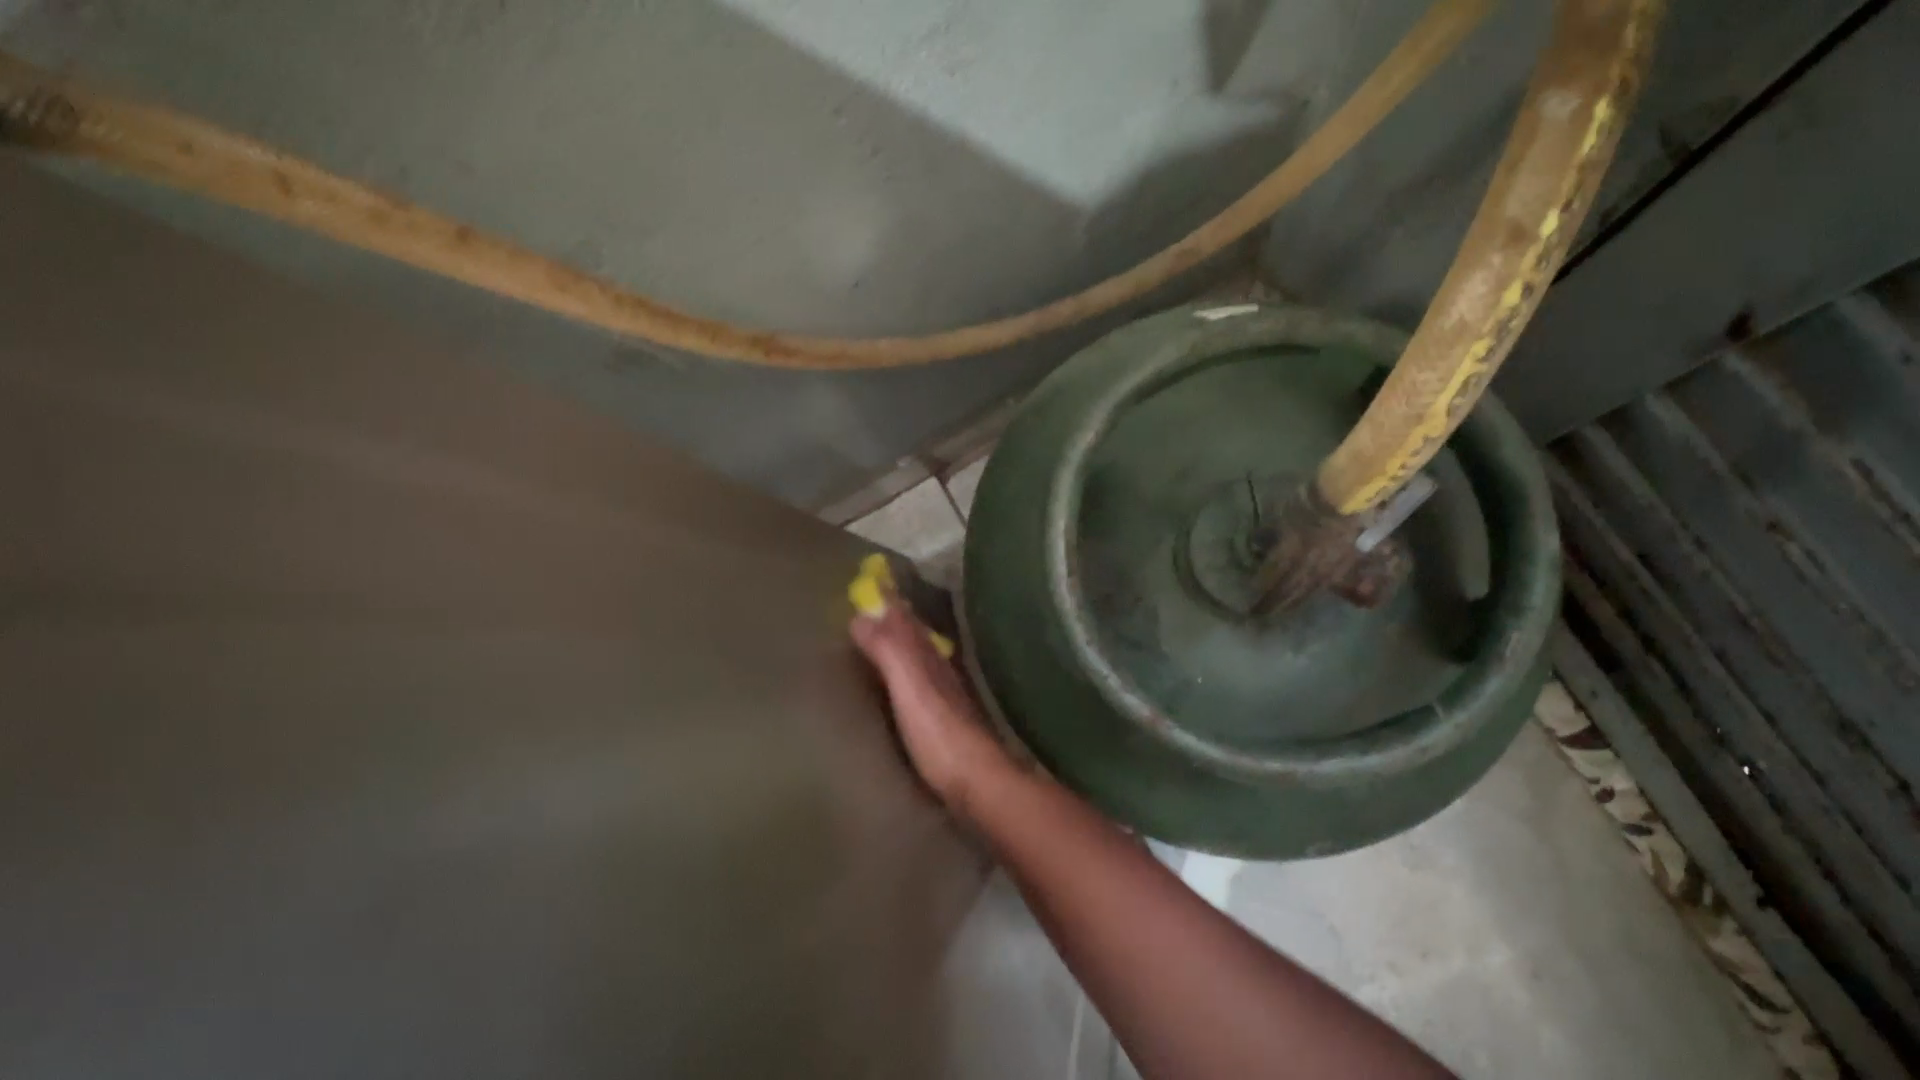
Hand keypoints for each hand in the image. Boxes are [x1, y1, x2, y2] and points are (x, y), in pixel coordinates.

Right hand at [849, 584, 1013, 816]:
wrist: (978, 783)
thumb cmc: (940, 734)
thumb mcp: (911, 688)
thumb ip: (890, 651)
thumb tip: (863, 613)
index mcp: (930, 659)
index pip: (906, 620)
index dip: (890, 601)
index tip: (873, 578)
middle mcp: (940, 671)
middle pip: (915, 637)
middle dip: (895, 618)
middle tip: (872, 603)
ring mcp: (945, 698)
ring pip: (921, 659)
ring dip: (903, 644)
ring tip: (882, 636)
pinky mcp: (944, 725)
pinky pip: (921, 686)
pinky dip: (908, 674)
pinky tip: (904, 684)